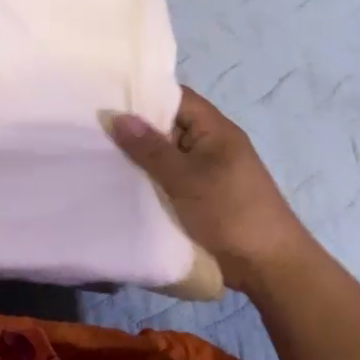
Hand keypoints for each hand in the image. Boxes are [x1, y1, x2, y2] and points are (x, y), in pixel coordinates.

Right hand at [108, 86, 315, 291]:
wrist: (267, 266)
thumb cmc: (230, 212)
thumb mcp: (185, 177)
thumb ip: (149, 147)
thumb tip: (117, 115)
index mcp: (216, 131)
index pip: (178, 98)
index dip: (145, 93)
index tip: (107, 95)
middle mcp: (212, 145)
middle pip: (168, 124)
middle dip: (134, 125)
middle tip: (92, 124)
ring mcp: (206, 172)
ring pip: (165, 153)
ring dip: (138, 154)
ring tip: (97, 150)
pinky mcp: (200, 195)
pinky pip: (168, 175)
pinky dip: (147, 175)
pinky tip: (119, 179)